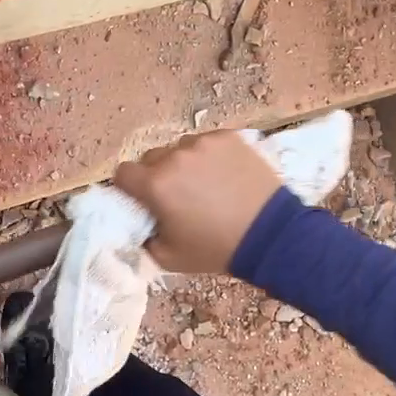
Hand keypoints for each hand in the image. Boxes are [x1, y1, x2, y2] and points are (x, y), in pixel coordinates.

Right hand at [113, 130, 282, 274]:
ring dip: (184, 163)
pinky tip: (225, 175)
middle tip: (178, 195)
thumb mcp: (168, 258)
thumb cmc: (216, 248)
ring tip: (206, 184)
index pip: (123, 172)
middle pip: (151, 158)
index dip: (129, 186)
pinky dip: (209, 156)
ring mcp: (203, 143)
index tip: (143, 198)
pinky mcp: (228, 137)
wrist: (272, 235)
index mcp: (155, 185)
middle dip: (157, 175)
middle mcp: (175, 157)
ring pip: (179, 148)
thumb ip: (143, 239)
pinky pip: (206, 142)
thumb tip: (137, 224)